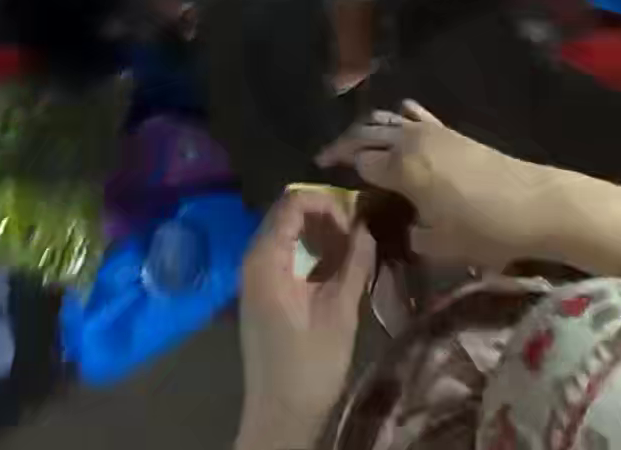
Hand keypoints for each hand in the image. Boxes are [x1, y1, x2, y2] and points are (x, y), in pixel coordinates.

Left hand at [236, 190, 375, 449]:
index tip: (354, 225)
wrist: (279, 417)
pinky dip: (308, 248)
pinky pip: (284, 249)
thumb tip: (367, 228)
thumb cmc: (309, 366)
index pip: (293, 202)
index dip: (326, 203)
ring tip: (349, 250)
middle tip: (355, 236)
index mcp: (266, 257)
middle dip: (324, 215)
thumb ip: (354, 264)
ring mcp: (254, 271)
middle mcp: (254, 255)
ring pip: (286, 229)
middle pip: (288, 211)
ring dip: (318, 232)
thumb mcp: (339, 312)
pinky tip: (333, 266)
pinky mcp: (261, 286)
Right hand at [317, 101, 546, 269]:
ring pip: (387, 121)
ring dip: (368, 128)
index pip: (359, 161)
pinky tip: (399, 113)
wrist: (534, 203)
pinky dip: (403, 116)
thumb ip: (412, 236)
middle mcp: (408, 142)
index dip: (344, 169)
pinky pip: (417, 116)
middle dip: (343, 143)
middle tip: (327, 155)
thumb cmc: (484, 228)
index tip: (329, 177)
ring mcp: (430, 132)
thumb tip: (404, 228)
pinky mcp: (449, 131)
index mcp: (400, 168)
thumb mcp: (441, 246)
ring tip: (355, 139)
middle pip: (366, 134)